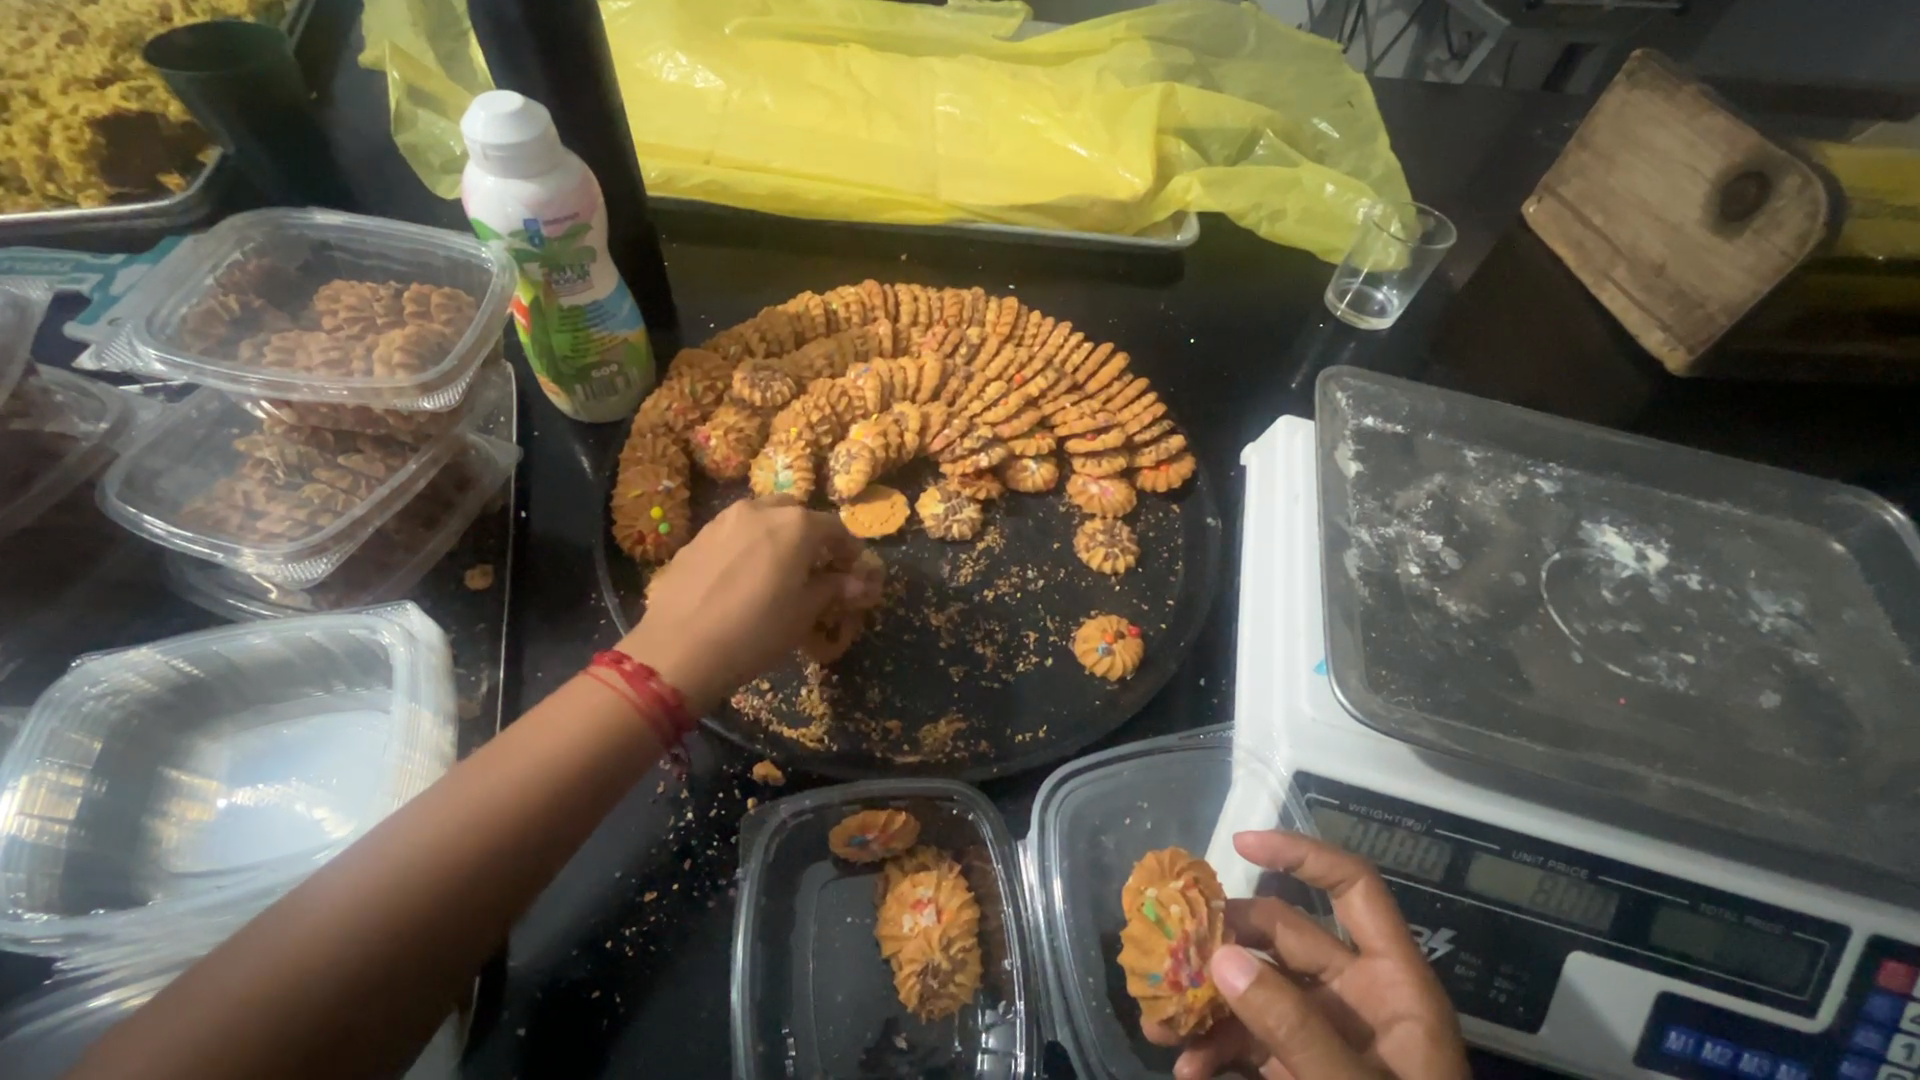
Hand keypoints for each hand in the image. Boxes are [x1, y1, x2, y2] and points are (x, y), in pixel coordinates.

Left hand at [618, 495, 875, 713]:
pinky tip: (741, 578)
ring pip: (761, 518)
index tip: (852, 572)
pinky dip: (746, 546)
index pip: (836, 528)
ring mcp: (724, 520)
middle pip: (796, 513)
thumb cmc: (757, 631)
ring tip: (776, 570)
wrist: (681, 649)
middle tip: (813, 568)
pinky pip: (733, 533)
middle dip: (810, 535)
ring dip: (776, 536)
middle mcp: (761, 510)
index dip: (849, 550)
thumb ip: (834, 588)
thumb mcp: (805, 613)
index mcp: (797, 525)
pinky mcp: (697, 537)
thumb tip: (860, 582)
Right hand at [1145, 831, 1469, 1079]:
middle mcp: (1358, 997)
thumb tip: (1221, 957)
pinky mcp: (1299, 1071)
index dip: (1300, 855)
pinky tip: (1183, 1066)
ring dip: (1206, 1000)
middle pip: (1284, 936)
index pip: (1352, 889)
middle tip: (1172, 947)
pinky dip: (1215, 1048)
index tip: (1236, 844)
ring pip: (1256, 988)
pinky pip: (1249, 1041)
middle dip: (1225, 939)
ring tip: (1158, 1019)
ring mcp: (1325, 1035)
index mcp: (1393, 984)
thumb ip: (1293, 1028)